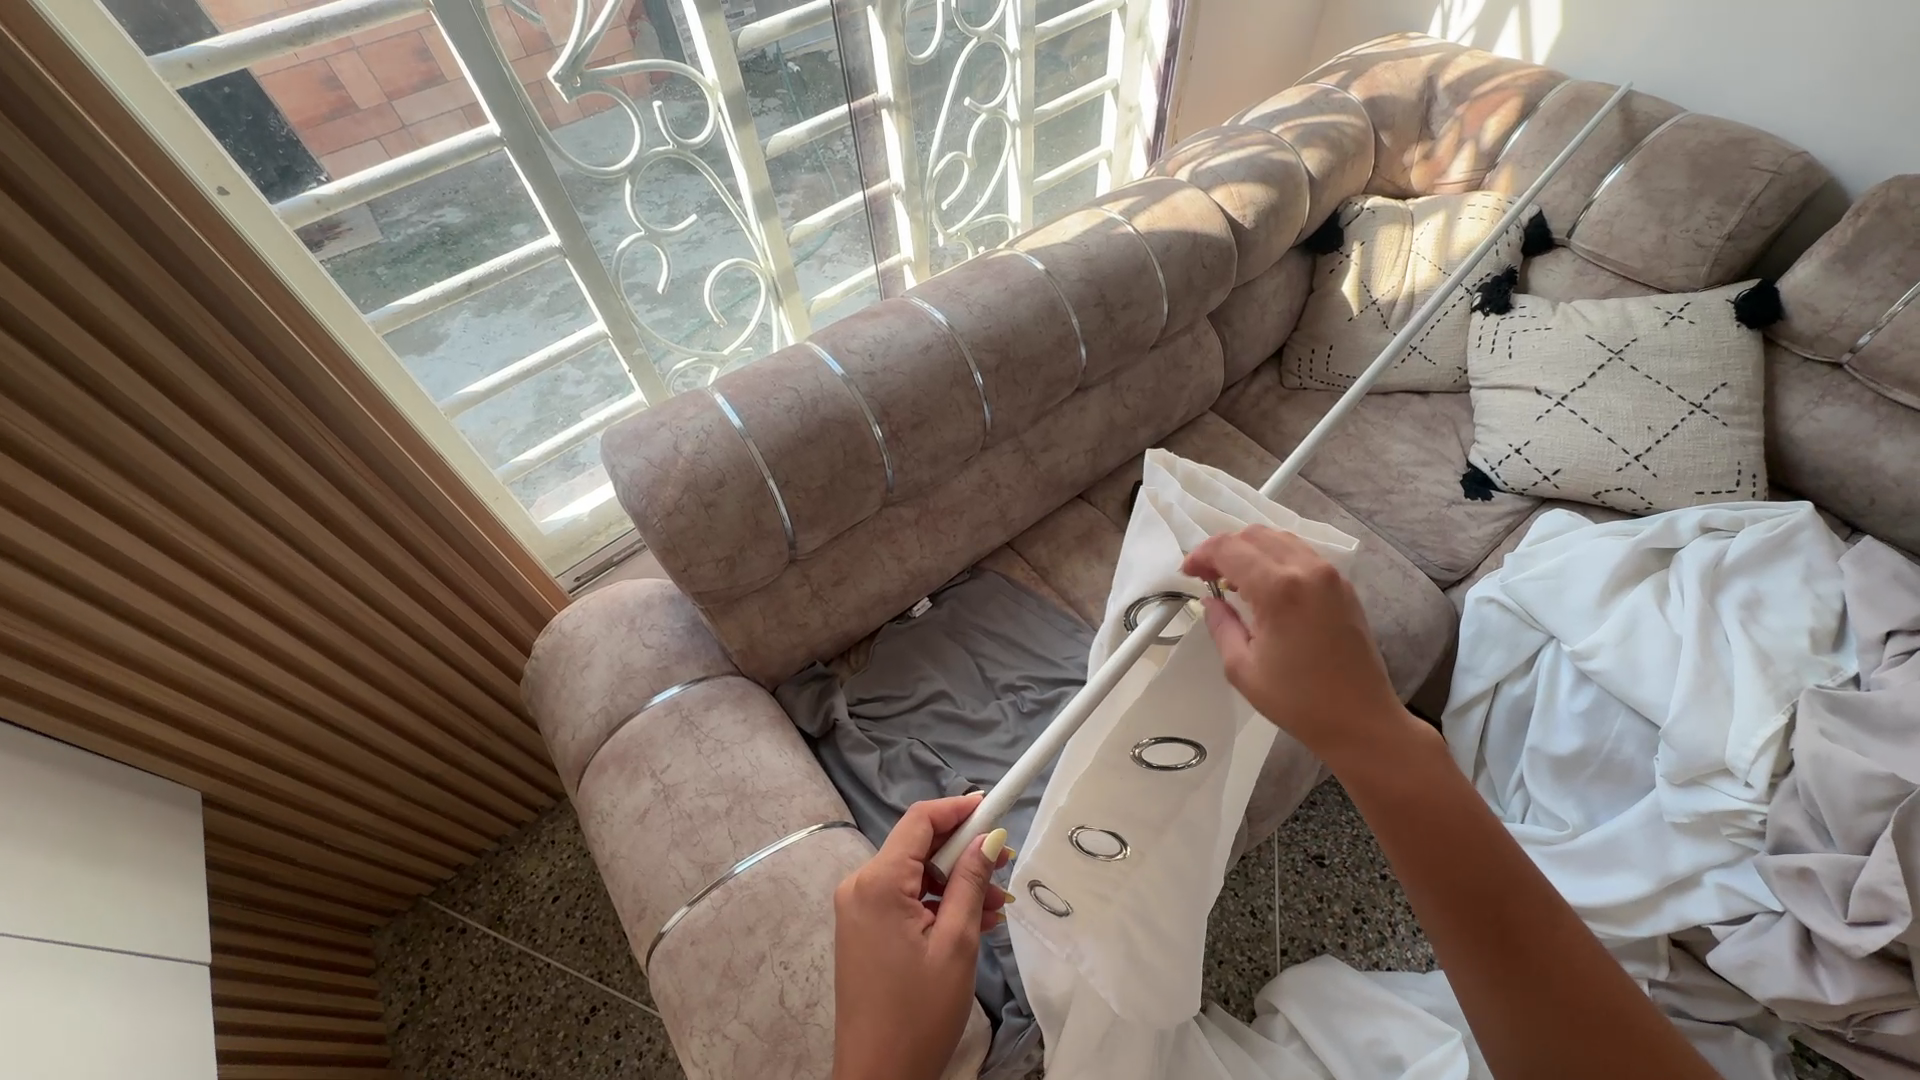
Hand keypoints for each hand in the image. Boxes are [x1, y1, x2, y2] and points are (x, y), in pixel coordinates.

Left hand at [832, 794, 1011, 1079]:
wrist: (877, 1078)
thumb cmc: (919, 1012)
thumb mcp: (957, 943)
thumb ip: (972, 882)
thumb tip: (988, 837)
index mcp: (877, 882)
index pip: (919, 821)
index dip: (957, 807)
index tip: (993, 805)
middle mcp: (860, 885)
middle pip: (918, 848)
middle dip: (963, 853)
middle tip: (1004, 864)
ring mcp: (858, 909)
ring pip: (915, 875)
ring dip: (956, 884)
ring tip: (997, 905)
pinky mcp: (863, 929)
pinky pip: (905, 899)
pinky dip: (937, 904)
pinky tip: (973, 921)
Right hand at [1182, 525, 1422, 765]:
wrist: (1361, 720)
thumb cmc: (1297, 701)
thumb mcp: (1241, 667)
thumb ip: (1221, 624)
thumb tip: (1211, 600)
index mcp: (1279, 589)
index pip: (1229, 548)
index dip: (1201, 555)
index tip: (1187, 574)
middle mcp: (1307, 570)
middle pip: (1254, 535)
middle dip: (1223, 549)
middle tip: (1206, 575)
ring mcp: (1330, 575)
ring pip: (1279, 539)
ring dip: (1249, 550)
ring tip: (1233, 579)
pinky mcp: (1343, 586)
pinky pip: (1301, 554)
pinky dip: (1274, 558)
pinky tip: (1264, 585)